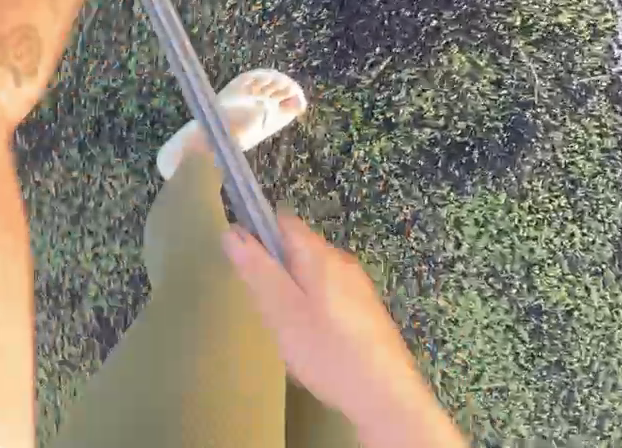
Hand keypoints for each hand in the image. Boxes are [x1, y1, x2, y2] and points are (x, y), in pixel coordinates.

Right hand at [223, 217, 469, 447]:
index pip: (283, 221)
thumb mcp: (283, 312)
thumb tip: (232, 232)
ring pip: (313, 277)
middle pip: (298, 250)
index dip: (259, 233)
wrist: (388, 400)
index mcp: (320, 255)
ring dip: (295, 295)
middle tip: (268, 309)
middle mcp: (342, 262)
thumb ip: (257, 271)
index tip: (247, 264)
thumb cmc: (329, 351)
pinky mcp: (368, 312)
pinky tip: (315, 345)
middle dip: (278, 273)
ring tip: (289, 332)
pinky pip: (330, 298)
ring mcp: (359, 287)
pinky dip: (315, 312)